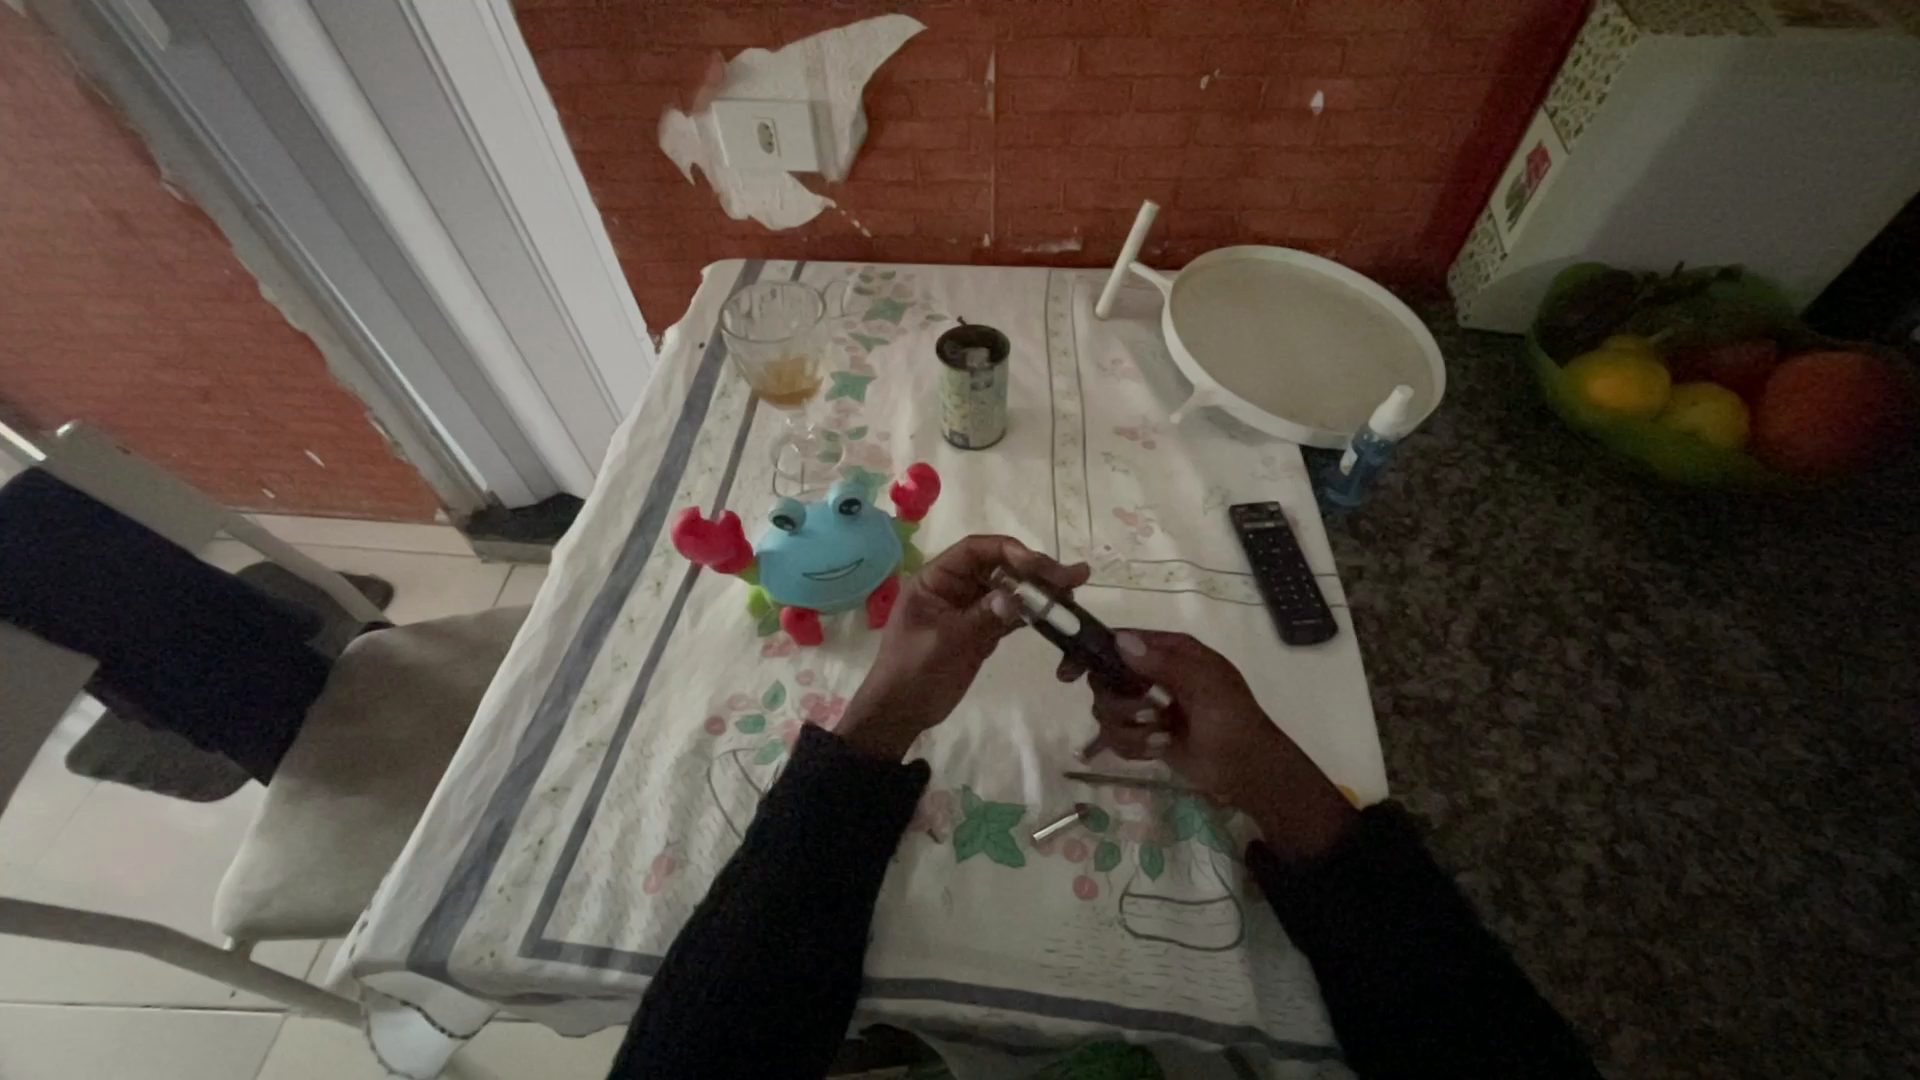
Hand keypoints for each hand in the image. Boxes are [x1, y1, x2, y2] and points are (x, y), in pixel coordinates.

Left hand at [838, 535, 1089, 759]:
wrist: (901, 712)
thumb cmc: (912, 671)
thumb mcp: (945, 642)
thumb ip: (982, 617)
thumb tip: (1018, 598)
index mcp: (936, 579)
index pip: (974, 551)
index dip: (1008, 551)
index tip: (1038, 564)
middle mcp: (955, 587)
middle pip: (999, 566)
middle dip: (1034, 568)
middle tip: (1070, 576)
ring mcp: (971, 608)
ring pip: (1010, 589)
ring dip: (1040, 589)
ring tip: (1074, 589)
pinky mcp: (983, 630)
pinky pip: (1012, 614)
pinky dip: (1034, 612)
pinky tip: (1058, 612)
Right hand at [1059, 630, 1357, 860]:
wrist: (1247, 771)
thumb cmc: (1232, 720)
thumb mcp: (1205, 686)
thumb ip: (1164, 663)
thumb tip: (1121, 641)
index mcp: (1168, 651)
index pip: (1117, 641)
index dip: (1089, 653)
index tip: (1069, 674)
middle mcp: (1150, 674)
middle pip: (1103, 680)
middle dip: (1119, 704)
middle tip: (1145, 714)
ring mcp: (1144, 706)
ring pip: (1105, 712)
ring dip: (1130, 730)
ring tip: (1161, 737)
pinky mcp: (1141, 734)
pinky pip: (1115, 738)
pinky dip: (1133, 747)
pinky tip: (1158, 750)